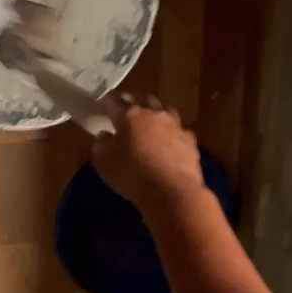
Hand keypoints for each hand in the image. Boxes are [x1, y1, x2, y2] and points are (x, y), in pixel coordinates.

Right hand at [90, 93, 206, 210]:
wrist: (172, 191)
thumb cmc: (132, 174)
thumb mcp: (103, 161)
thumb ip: (101, 144)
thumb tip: (105, 135)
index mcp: (129, 116)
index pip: (114, 102)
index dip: (106, 102)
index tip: (102, 104)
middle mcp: (153, 114)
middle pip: (143, 100)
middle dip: (134, 103)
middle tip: (127, 111)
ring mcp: (175, 126)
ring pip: (165, 111)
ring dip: (156, 114)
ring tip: (151, 122)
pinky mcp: (190, 141)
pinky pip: (179, 131)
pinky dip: (172, 134)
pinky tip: (170, 143)